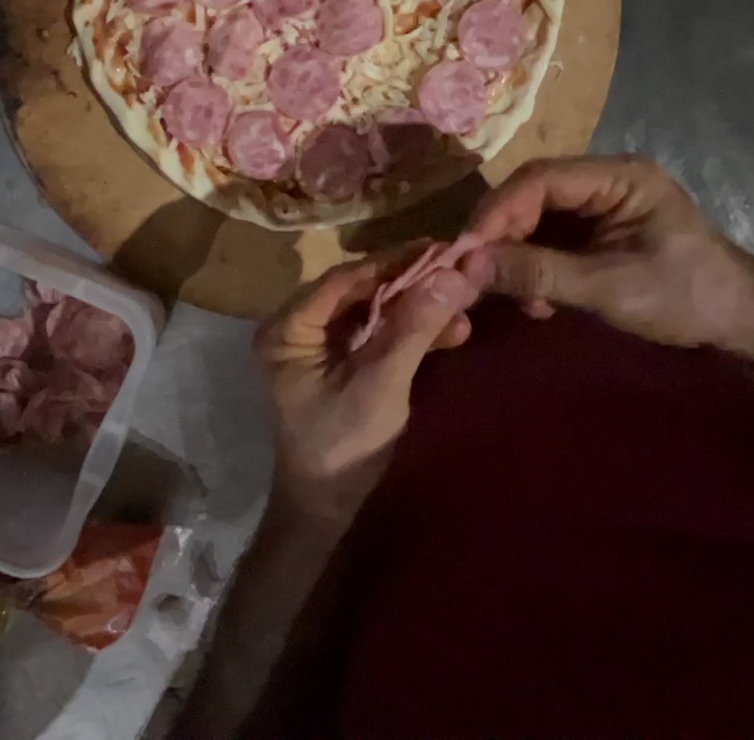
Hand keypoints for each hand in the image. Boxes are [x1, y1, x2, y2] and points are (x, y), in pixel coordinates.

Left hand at [254, 246, 482, 520]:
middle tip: (458, 269)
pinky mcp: (341, 360)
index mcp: (288, 328)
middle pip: (361, 291)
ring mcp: (319, 344)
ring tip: (465, 302)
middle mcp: (298, 327)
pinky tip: (452, 329)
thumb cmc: (342, 447)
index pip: (344, 279)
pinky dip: (412, 331)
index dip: (393, 261)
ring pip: (374, 310)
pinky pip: (378, 333)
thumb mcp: (380, 384)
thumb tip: (453, 274)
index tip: (440, 248)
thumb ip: (413, 329)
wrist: (328, 506)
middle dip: (412, 284)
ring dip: (418, 308)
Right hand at [468, 155, 753, 350]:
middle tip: (474, 276)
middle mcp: (603, 181)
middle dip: (500, 236)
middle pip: (530, 196)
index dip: (497, 213)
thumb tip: (469, 267)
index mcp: (618, 176)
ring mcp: (598, 207)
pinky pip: (547, 241)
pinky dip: (532, 269)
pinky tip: (533, 300)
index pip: (539, 180)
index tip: (467, 253)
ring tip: (509, 295)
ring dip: (514, 257)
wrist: (741, 322)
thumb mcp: (609, 288)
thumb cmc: (687, 298)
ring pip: (533, 220)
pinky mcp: (594, 234)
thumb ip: (539, 273)